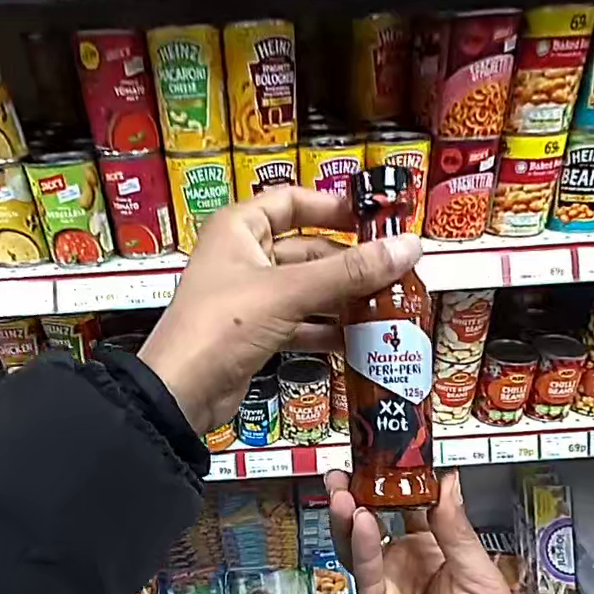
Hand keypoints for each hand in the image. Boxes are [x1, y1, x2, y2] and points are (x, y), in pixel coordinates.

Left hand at [138, 187, 421, 433]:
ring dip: (343, 299)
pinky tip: (359, 339)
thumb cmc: (225, 324)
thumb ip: (349, 271)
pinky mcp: (256, 333)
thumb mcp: (289, 291)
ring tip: (389, 306)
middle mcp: (244, 257)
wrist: (183, 391)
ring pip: (307, 289)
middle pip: (307, 250)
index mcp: (240, 228)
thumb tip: (410, 246)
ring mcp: (250, 297)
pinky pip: (300, 322)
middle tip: (397, 272)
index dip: (333, 207)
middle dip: (349, 263)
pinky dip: (326, 329)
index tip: (376, 218)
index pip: (292, 201)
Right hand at [328, 469, 540, 593]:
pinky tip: (358, 522)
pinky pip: (365, 572)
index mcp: (436, 547)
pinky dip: (361, 546)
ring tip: (341, 488)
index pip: (409, 504)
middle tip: (346, 466)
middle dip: (358, 493)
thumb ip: (455, 529)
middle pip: (375, 518)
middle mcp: (407, 560)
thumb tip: (446, 478)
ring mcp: (388, 584)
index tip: (385, 451)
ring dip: (349, 515)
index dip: (396, 480)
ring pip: (360, 542)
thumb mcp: (481, 576)